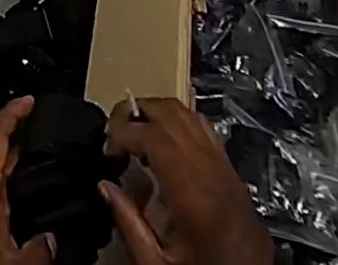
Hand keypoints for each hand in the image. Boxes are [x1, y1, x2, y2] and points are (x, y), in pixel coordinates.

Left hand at [0, 96, 56, 264]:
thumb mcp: (14, 263)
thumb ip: (39, 249)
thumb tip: (52, 239)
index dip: (13, 114)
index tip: (29, 101)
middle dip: (16, 129)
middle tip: (37, 118)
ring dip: (13, 152)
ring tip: (35, 143)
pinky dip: (8, 174)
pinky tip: (22, 182)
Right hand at [101, 98, 272, 264]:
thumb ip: (129, 224)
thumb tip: (104, 184)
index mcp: (193, 195)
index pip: (153, 136)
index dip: (122, 133)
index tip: (107, 150)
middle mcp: (212, 171)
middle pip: (169, 114)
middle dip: (134, 113)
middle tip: (114, 133)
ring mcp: (226, 168)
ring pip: (187, 114)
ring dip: (155, 113)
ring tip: (135, 132)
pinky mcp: (233, 172)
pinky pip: (203, 127)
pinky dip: (178, 121)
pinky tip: (164, 141)